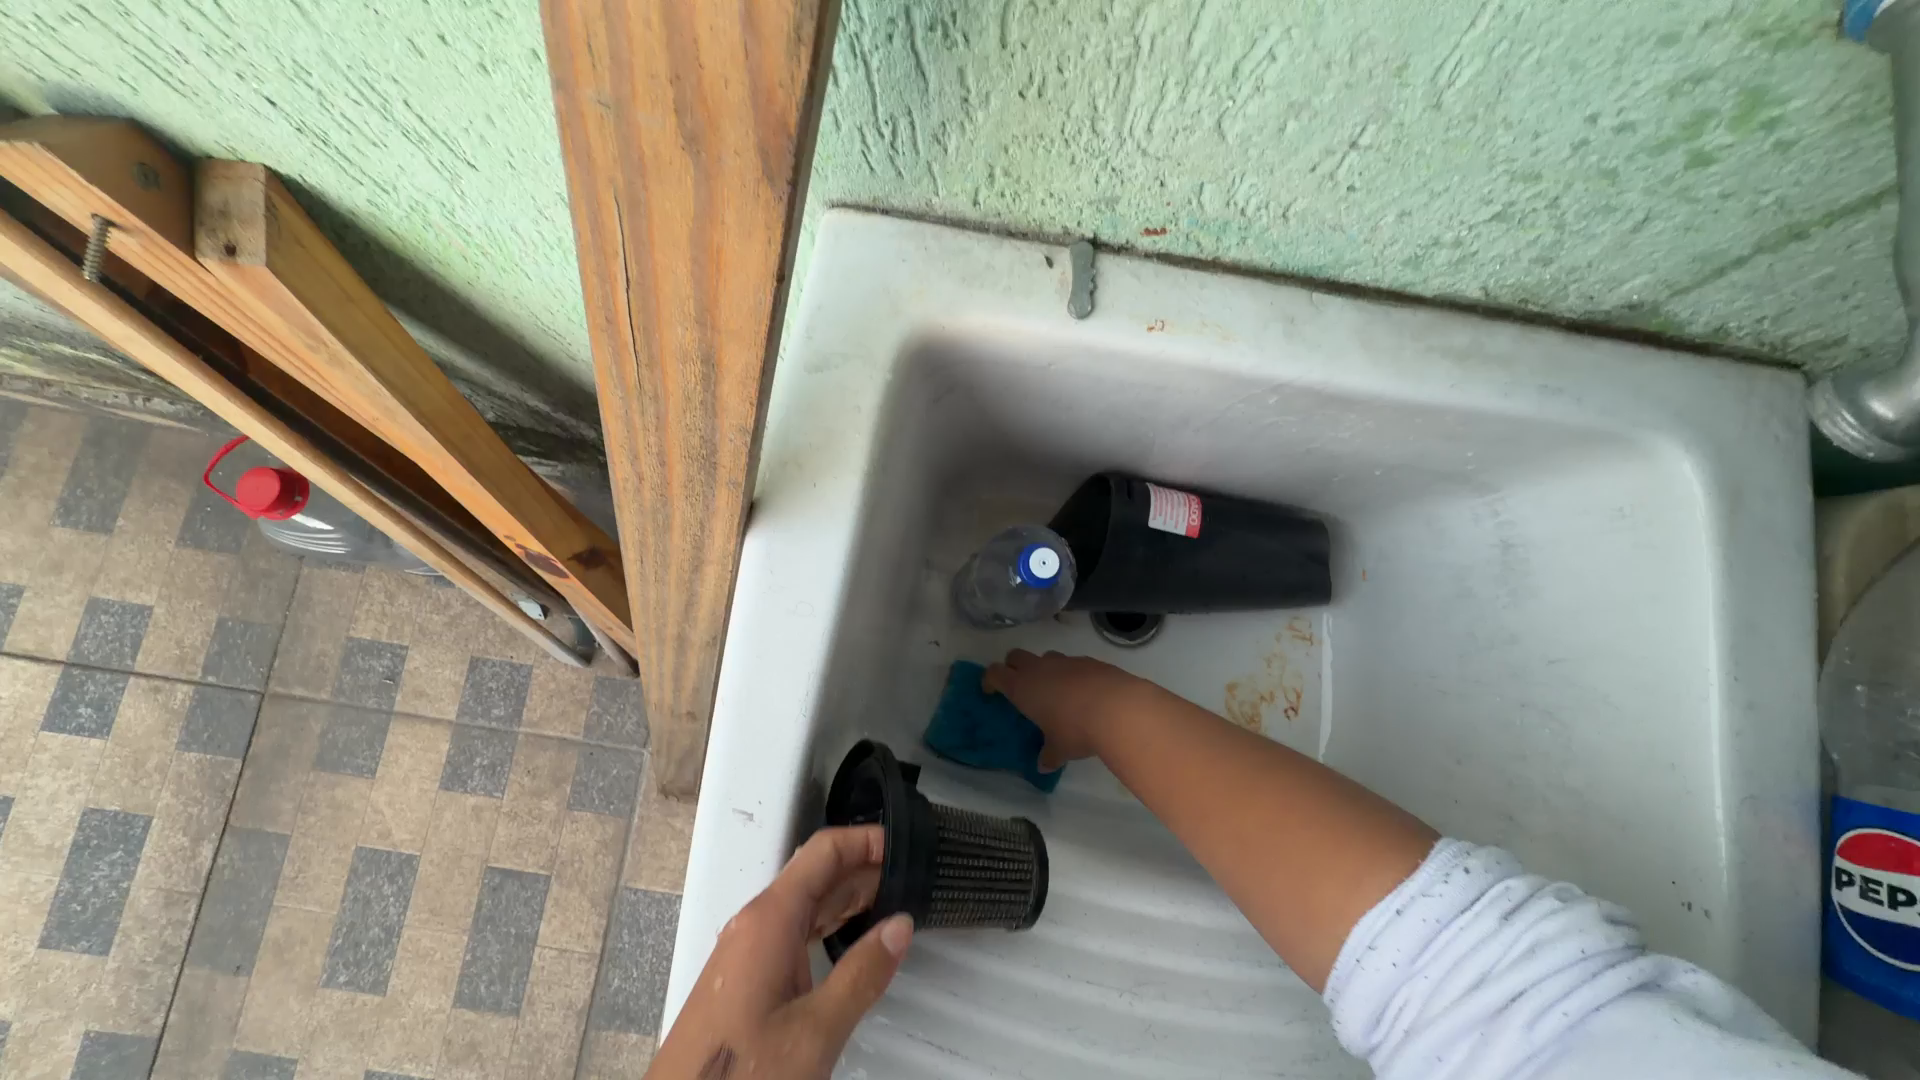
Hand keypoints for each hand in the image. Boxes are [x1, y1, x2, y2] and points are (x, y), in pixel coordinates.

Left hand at [646, 826, 912, 1078]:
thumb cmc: (743, 1074)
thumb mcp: (815, 1031)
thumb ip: (862, 974)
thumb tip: (900, 926)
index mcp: (769, 919)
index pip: (822, 852)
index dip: (864, 840)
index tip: (903, 844)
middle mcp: (755, 924)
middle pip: (815, 874)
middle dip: (863, 868)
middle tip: (911, 874)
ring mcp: (748, 950)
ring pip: (806, 904)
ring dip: (849, 897)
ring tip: (894, 899)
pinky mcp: (746, 976)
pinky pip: (795, 932)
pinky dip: (830, 925)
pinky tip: (854, 939)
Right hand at [982, 649, 1149, 768]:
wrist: (1118, 709)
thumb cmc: (1076, 729)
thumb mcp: (1059, 749)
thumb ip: (1049, 755)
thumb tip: (1044, 766)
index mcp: (1023, 688)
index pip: (995, 673)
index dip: (989, 680)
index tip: (991, 692)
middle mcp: (1040, 669)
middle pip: (1016, 656)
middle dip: (1013, 667)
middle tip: (1020, 687)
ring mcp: (1066, 662)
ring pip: (1046, 657)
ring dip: (1044, 669)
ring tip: (1055, 692)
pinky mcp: (1090, 661)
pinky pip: (1073, 663)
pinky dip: (1072, 674)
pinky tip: (1084, 693)